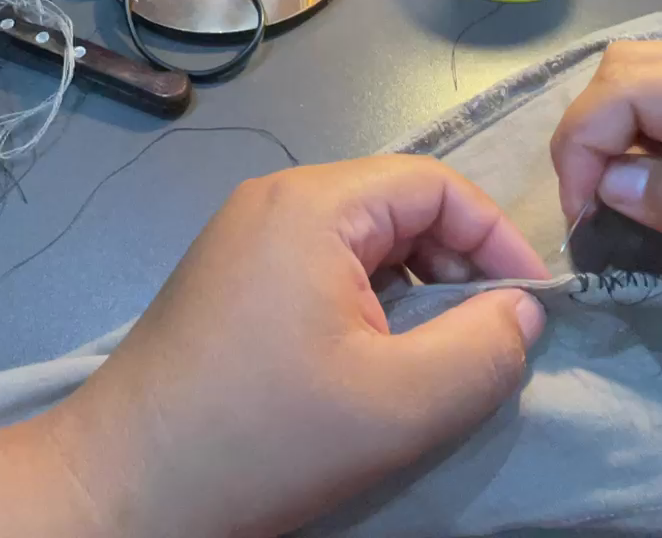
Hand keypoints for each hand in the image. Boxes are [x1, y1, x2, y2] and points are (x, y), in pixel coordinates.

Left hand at [46, 155, 548, 537]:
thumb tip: (522, 308)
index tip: (533, 305)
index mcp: (313, 203)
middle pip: (394, 203)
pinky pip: (320, 258)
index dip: (494, 235)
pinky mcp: (232, 267)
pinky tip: (368, 349)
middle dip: (454, 261)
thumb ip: (483, 350)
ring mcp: (246, 230)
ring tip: (429, 349)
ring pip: (360, 234)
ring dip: (411, 282)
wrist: (128, 479)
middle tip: (482, 334)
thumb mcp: (398, 404)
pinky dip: (365, 293)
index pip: (431, 183)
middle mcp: (275, 197)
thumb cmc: (262, 434)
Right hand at [550, 42, 661, 425]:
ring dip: (614, 139)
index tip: (586, 216)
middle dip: (590, 130)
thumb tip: (609, 180)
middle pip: (634, 67)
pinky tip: (661, 199)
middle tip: (597, 206)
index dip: (586, 138)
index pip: (635, 82)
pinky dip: (646, 154)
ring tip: (620, 205)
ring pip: (653, 88)